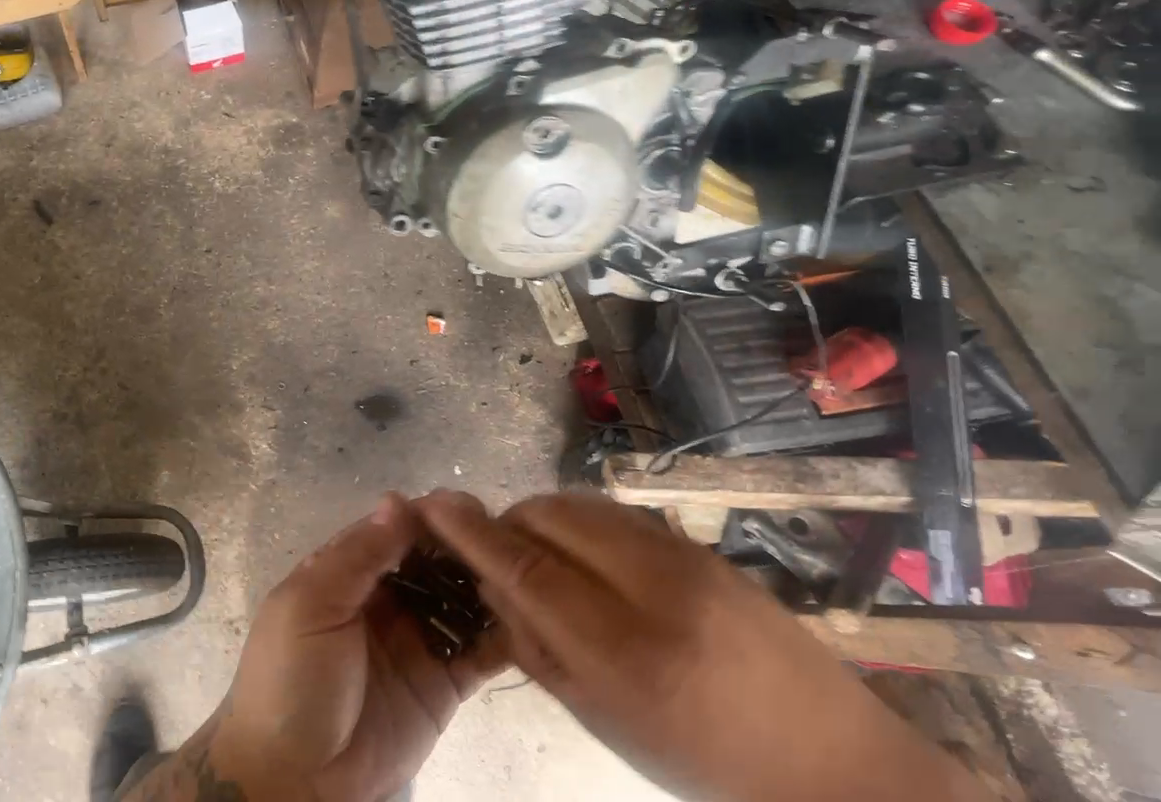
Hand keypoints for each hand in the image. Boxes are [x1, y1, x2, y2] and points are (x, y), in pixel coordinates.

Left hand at [201, 493, 505, 800]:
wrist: (294, 777)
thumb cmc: (289, 679)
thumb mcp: (309, 605)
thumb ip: (356, 556)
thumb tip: (398, 500)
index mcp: (345, 572)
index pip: (394, 530)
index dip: (428, 517)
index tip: (466, 507)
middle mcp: (386, 598)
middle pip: (434, 559)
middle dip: (466, 545)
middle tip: (505, 537)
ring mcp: (418, 640)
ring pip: (462, 598)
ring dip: (490, 582)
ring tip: (527, 570)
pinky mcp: (446, 683)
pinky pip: (482, 650)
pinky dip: (507, 632)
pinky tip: (535, 616)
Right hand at [412, 490, 991, 801]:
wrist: (834, 762)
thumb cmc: (702, 761)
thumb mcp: (603, 718)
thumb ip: (535, 646)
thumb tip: (486, 583)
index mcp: (625, 649)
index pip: (526, 566)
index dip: (471, 531)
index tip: (431, 503)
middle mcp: (654, 586)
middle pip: (550, 515)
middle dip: (508, 521)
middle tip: (495, 550)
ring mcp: (686, 557)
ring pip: (582, 503)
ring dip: (543, 517)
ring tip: (539, 552)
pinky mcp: (702, 546)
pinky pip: (617, 513)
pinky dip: (582, 521)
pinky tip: (586, 555)